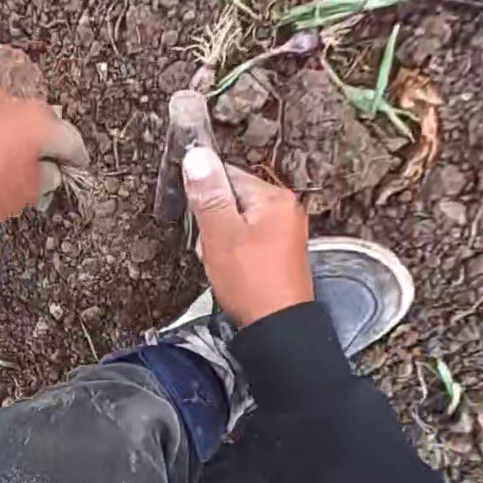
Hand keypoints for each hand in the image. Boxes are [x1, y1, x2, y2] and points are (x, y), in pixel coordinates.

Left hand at [0, 97, 87, 221]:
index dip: (78, 162)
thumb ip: (46, 180)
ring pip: (18, 126)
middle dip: (49, 150)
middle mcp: (20, 106)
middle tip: (49, 175)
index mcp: (43, 122)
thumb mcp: (26, 192)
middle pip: (46, 128)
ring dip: (23, 146)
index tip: (78, 172)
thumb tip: (49, 172)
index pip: (72, 142)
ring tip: (18, 173)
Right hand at [183, 146, 312, 326]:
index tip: (198, 217)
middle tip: (213, 246)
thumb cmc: (251, 282)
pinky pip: (248, 240)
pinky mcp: (280, 253)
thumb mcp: (221, 234)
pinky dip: (234, 252)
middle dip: (214, 222)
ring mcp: (285, 233)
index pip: (228, 176)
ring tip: (222, 262)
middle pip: (233, 200)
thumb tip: (197, 154)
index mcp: (275, 198)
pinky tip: (231, 270)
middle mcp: (285, 210)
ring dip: (221, 239)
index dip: (206, 196)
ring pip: (238, 223)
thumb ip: (209, 194)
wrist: (278, 328)